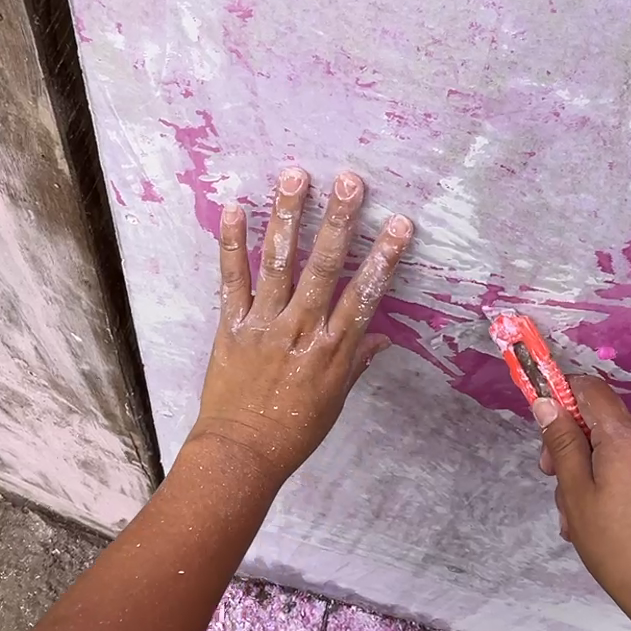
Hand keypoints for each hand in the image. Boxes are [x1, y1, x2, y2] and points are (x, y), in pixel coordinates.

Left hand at [189, 168, 413, 485]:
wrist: (241, 453)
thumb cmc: (295, 430)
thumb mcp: (336, 399)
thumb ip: (357, 362)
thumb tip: (382, 337)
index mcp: (333, 348)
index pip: (365, 295)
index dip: (384, 257)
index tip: (399, 223)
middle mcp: (301, 328)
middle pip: (325, 268)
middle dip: (339, 221)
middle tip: (349, 181)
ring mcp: (264, 323)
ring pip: (279, 262)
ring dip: (288, 217)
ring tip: (294, 177)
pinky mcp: (231, 325)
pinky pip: (231, 279)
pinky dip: (231, 244)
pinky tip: (233, 209)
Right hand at [535, 376, 630, 620]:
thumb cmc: (618, 547)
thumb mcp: (577, 493)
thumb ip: (561, 443)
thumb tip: (547, 402)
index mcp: (627, 435)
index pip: (589, 387)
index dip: (561, 395)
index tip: (544, 427)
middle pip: (600, 419)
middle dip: (572, 443)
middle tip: (555, 482)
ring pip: (613, 445)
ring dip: (589, 469)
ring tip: (578, 516)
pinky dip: (612, 479)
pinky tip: (602, 518)